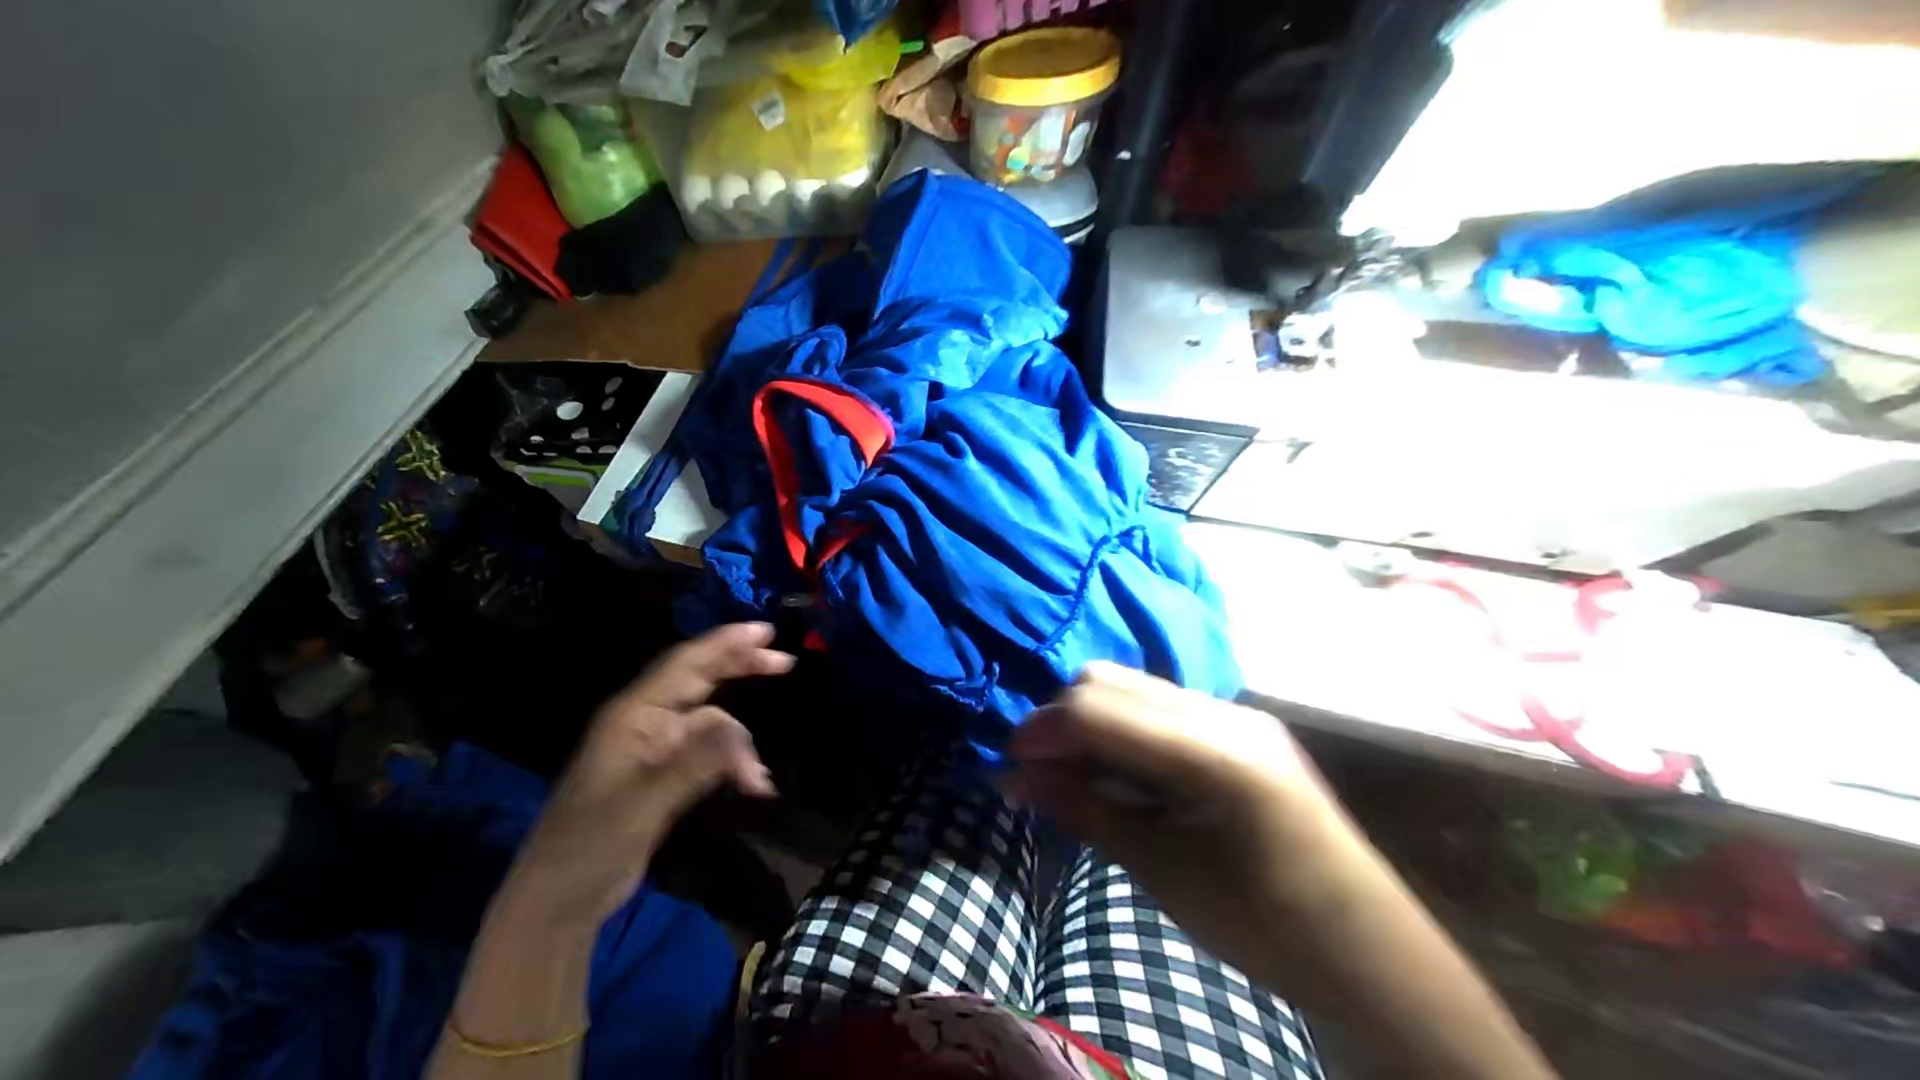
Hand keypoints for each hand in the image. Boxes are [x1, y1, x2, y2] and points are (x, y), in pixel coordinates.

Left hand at [507, 622, 794, 923]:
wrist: (560, 899)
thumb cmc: (591, 843)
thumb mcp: (644, 803)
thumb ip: (695, 763)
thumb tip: (744, 734)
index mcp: (633, 715)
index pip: (685, 665)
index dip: (725, 643)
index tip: (767, 632)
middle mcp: (645, 722)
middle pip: (700, 680)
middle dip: (741, 667)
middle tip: (785, 662)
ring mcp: (655, 748)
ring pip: (711, 723)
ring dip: (740, 743)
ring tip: (759, 781)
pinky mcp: (663, 774)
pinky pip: (708, 751)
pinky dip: (731, 760)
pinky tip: (751, 783)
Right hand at [1006, 662, 1349, 966]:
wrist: (1365, 948)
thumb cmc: (1263, 925)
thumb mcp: (1161, 870)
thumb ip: (1085, 809)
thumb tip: (1012, 777)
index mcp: (1213, 752)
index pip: (1098, 708)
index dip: (1042, 731)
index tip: (1009, 768)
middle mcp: (1224, 712)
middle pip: (1110, 681)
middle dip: (1060, 719)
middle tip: (1037, 773)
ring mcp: (1236, 714)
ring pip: (1133, 688)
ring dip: (1089, 722)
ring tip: (1071, 775)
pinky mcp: (1240, 727)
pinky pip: (1160, 708)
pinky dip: (1122, 730)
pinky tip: (1115, 772)